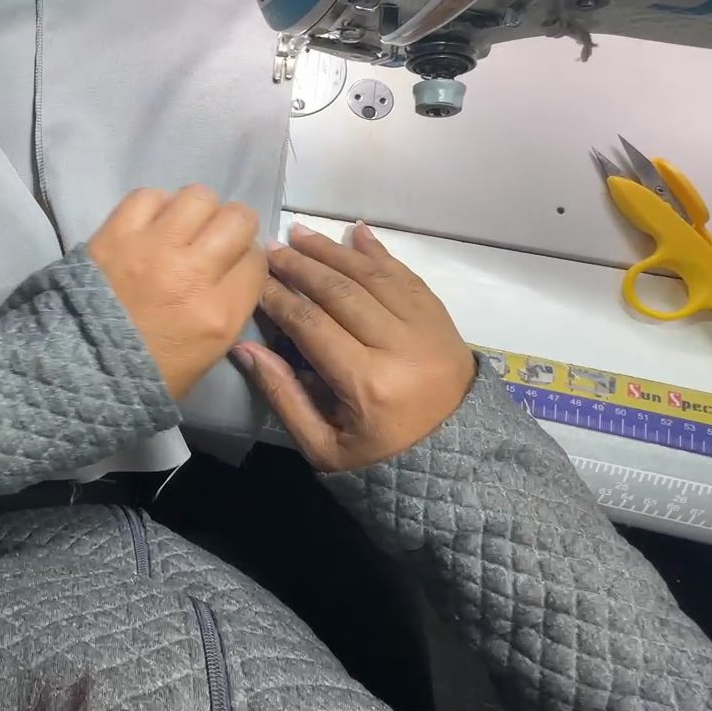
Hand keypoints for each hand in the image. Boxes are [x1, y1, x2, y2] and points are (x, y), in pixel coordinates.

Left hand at [87, 187, 268, 399]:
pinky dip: (154, 204)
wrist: (79, 368)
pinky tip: (150, 222)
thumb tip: (232, 271)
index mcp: (219, 314)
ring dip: (196, 210)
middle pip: (237, 219)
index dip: (246, 258)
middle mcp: (192, 273)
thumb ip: (228, 309)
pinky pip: (147, 195)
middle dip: (232, 226)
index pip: (256, 261)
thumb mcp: (207, 356)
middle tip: (211, 238)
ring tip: (181, 226)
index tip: (231, 263)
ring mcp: (152, 249)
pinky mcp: (115, 234)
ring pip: (198, 198)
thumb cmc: (146, 372)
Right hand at [232, 222, 475, 470]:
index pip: (310, 323)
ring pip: (374, 277)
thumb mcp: (322, 446)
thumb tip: (245, 347)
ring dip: (333, 251)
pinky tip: (357, 233)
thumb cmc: (382, 465)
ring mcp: (430, 333)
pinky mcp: (446, 325)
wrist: (465, 477)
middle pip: (340, 292)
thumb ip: (282, 395)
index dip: (276, 297)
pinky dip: (381, 253)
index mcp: (368, 385)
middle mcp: (402, 350)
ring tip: (300, 233)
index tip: (251, 278)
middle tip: (269, 248)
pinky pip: (409, 279)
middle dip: (300, 265)